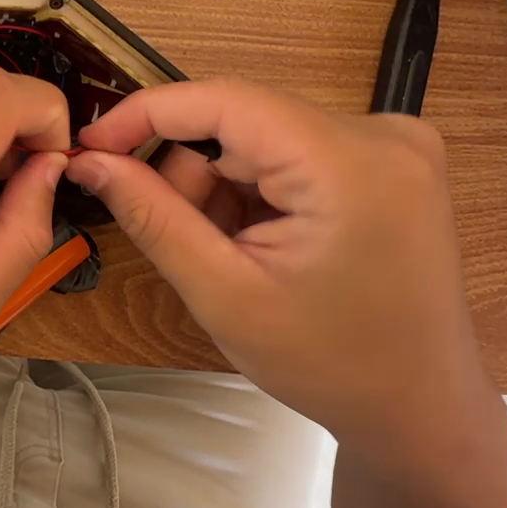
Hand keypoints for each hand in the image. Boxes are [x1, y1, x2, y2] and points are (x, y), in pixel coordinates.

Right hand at [65, 79, 498, 458]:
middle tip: (185, 241)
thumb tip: (88, 161)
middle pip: (239, 121)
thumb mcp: (222, 292)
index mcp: (348, 162)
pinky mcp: (387, 161)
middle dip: (190, 175)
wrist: (418, 407)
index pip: (224, 100)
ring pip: (256, 137)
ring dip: (220, 188)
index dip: (144, 115)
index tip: (88, 147)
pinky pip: (286, 151)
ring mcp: (390, 143)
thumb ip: (150, 216)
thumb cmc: (326, 362)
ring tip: (230, 254)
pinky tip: (260, 243)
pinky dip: (252, 192)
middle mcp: (380, 132)